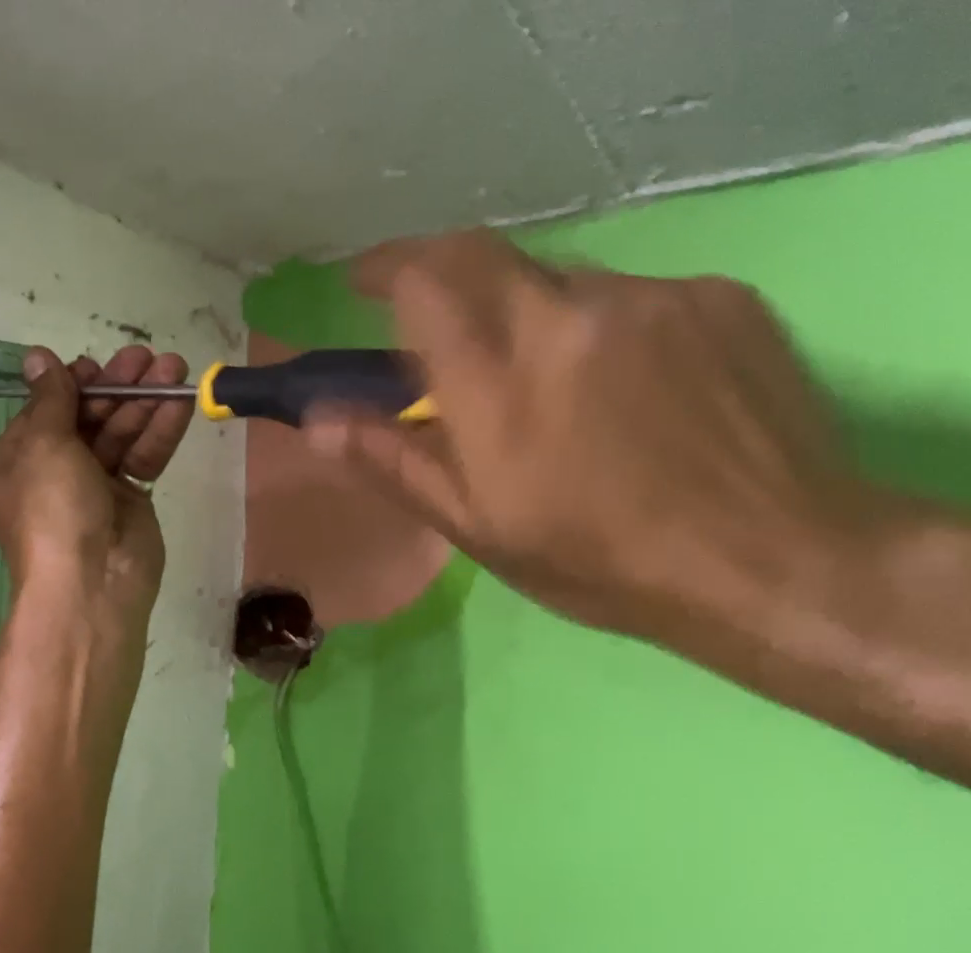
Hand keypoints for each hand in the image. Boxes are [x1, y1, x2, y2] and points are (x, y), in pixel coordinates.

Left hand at [0, 345, 193, 622]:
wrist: (90, 584)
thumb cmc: (52, 509)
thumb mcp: (42, 444)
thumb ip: (50, 398)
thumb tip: (36, 356)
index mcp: (15, 462)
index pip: (44, 412)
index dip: (72, 386)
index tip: (97, 366)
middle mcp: (50, 472)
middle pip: (85, 418)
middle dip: (116, 387)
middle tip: (147, 358)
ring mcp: (91, 487)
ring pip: (118, 434)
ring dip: (145, 401)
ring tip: (174, 367)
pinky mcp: (128, 500)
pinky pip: (142, 457)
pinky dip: (160, 431)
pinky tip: (181, 402)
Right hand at [307, 229, 863, 637]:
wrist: (775, 562)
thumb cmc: (597, 558)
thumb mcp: (474, 524)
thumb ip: (390, 458)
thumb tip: (315, 418)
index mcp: (496, 377)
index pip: (424, 279)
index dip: (385, 268)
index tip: (365, 281)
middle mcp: (566, 314)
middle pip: (482, 254)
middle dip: (441, 270)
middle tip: (433, 315)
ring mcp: (649, 299)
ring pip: (557, 279)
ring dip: (527, 311)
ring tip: (548, 378)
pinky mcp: (718, 298)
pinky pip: (630, 294)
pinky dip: (600, 325)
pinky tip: (628, 383)